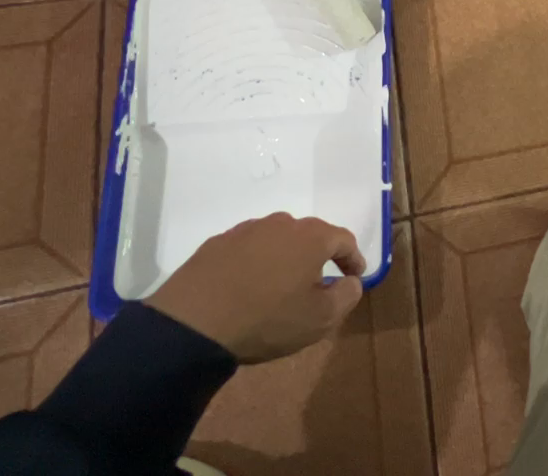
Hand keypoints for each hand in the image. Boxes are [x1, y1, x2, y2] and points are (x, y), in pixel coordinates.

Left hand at [146, 213, 366, 363]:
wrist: (192, 323)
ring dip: (284, 258)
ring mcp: (246, 230)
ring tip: (278, 286)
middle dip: (318, 257)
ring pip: (277, 240)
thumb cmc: (266, 319)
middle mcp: (282, 224)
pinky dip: (254, 264)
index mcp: (312, 237)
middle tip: (316, 284)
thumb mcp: (319, 319)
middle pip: (310, 236)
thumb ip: (347, 295)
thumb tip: (351, 281)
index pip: (344, 240)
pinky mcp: (217, 243)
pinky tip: (246, 287)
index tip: (355, 276)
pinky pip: (247, 250)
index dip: (353, 259)